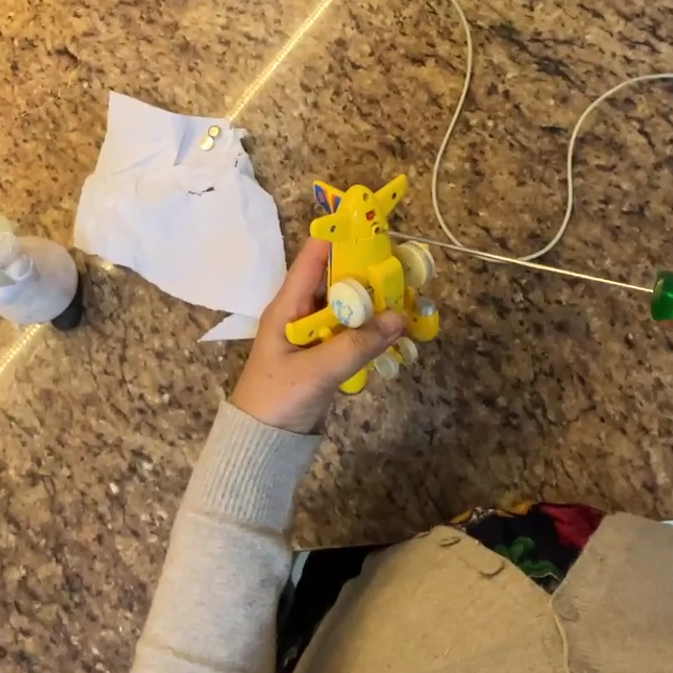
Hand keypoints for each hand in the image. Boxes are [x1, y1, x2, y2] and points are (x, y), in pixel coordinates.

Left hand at [230, 240, 405, 433]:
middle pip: (337, 279)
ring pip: (349, 305)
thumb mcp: (316, 371)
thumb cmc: (278, 399)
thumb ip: (356, 345)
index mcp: (287, 305)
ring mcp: (315, 334)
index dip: (341, 236)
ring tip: (409, 295)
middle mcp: (301, 312)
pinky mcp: (327, 354)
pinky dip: (374, 329)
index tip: (375, 228)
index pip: (313, 257)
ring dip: (375, 302)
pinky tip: (399, 330)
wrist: (263, 444)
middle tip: (405, 267)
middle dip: (368, 271)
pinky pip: (353, 331)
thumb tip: (399, 318)